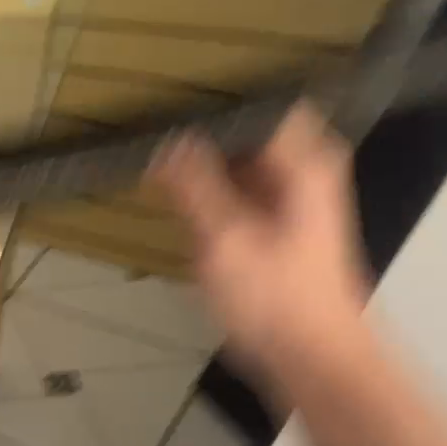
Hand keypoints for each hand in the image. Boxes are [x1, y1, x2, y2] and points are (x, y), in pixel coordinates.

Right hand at [149, 104, 372, 375]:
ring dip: (192, 155)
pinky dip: (193, 184)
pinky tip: (158, 183)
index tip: (166, 93)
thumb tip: (165, 141)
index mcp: (301, 165)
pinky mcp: (259, 226)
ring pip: (231, 159)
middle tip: (141, 117)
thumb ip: (194, 187)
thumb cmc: (275, 296)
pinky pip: (223, 189)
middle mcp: (294, 174)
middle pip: (245, 131)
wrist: (306, 352)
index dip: (218, 98)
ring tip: (142, 145)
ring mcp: (277, 201)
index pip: (264, 107)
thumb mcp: (226, 238)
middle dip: (197, 124)